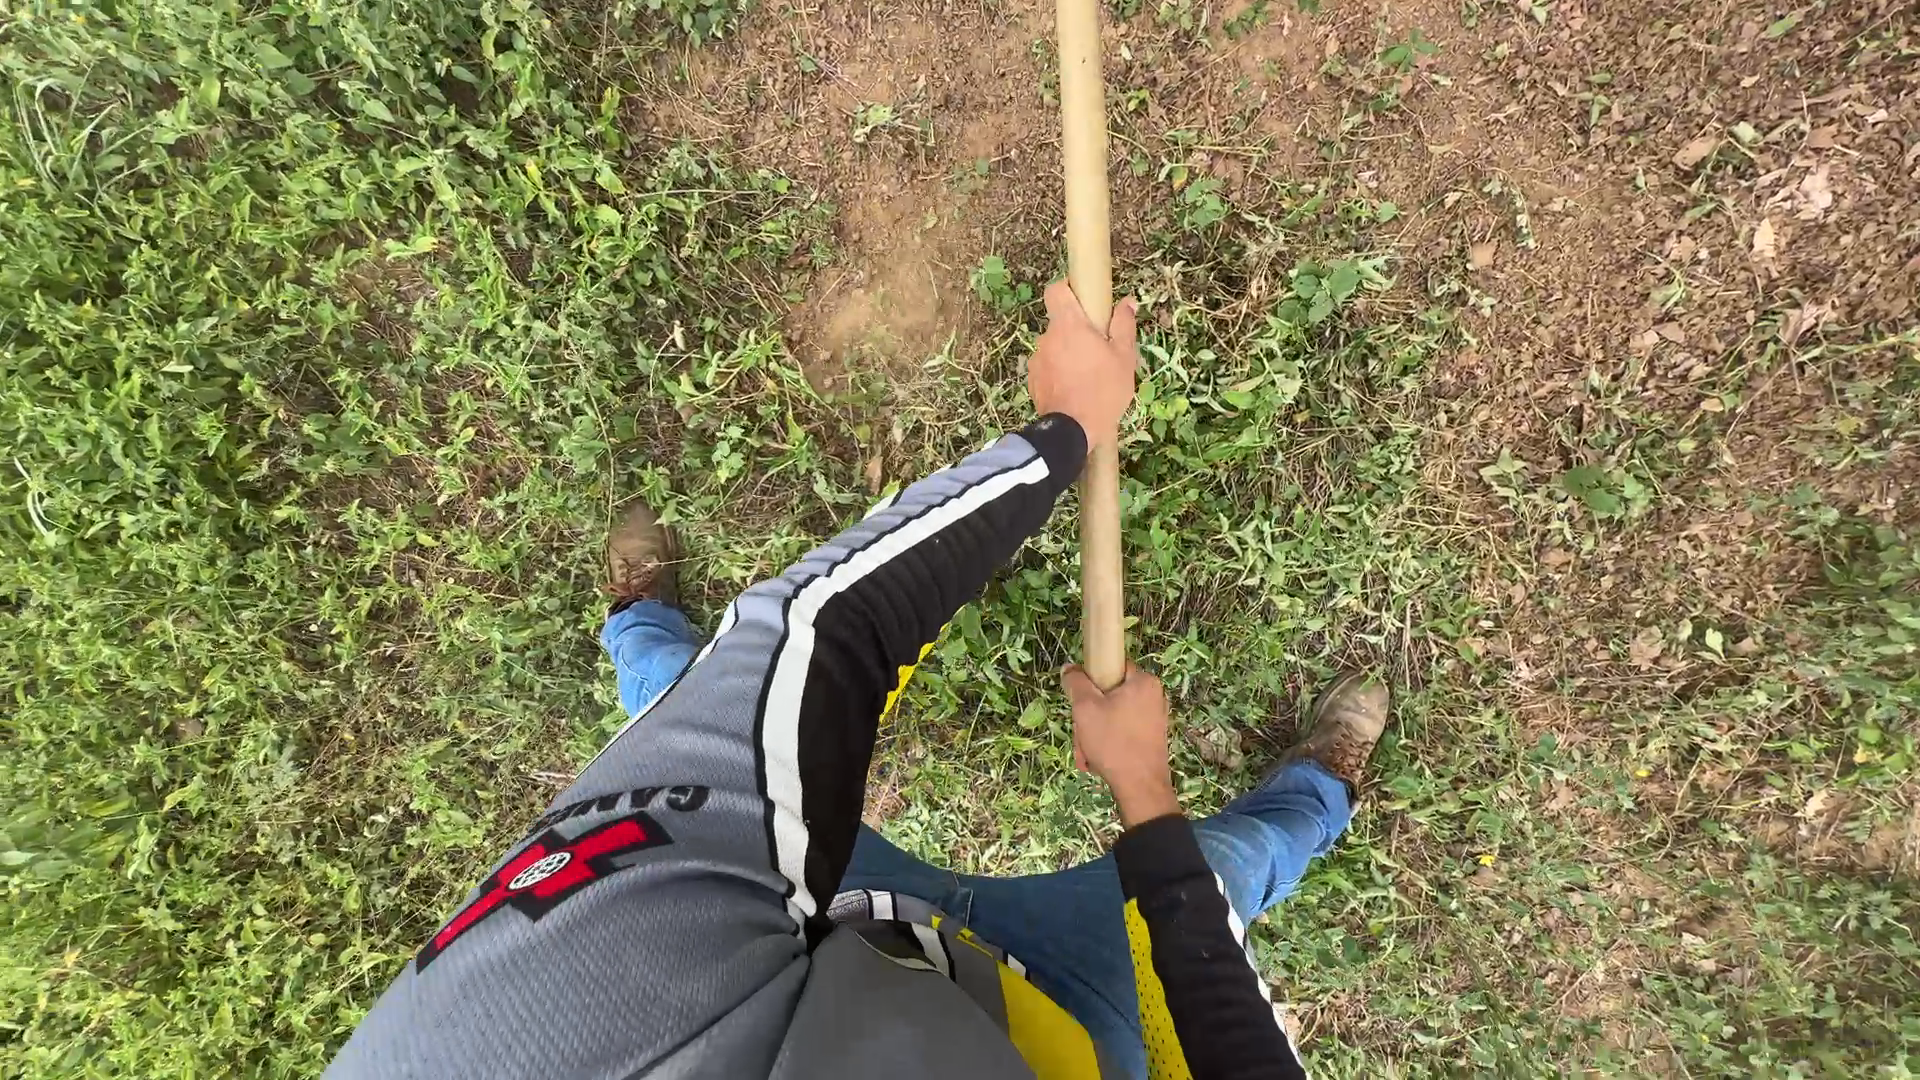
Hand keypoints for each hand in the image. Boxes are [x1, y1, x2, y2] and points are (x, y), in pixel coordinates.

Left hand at [1028, 280, 1139, 437]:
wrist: (1071, 433)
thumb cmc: (1102, 391)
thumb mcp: (1123, 358)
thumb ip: (1124, 327)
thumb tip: (1127, 303)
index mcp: (1068, 325)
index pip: (1056, 290)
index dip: (1068, 290)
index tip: (1084, 300)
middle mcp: (1047, 339)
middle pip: (1060, 323)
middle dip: (1077, 332)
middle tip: (1099, 350)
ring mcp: (1037, 362)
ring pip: (1055, 348)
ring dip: (1069, 355)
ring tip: (1089, 376)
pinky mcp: (1033, 382)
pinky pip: (1049, 369)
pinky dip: (1060, 374)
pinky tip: (1075, 390)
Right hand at [1062, 662, 1179, 826]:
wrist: (1140, 789)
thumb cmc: (1113, 742)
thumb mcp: (1085, 709)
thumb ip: (1075, 683)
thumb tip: (1070, 668)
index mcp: (1144, 681)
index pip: (1111, 666)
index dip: (1091, 680)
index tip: (1080, 699)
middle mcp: (1154, 696)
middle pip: (1109, 694)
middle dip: (1089, 716)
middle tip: (1082, 732)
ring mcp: (1155, 718)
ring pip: (1112, 715)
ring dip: (1094, 733)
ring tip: (1087, 753)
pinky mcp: (1152, 737)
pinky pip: (1122, 730)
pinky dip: (1107, 742)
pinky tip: (1097, 760)